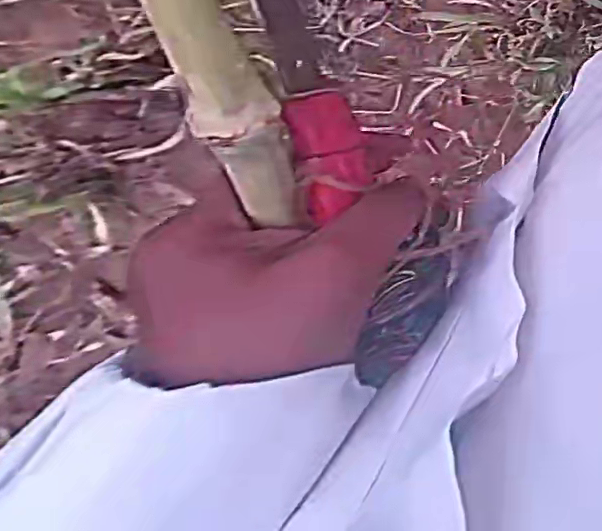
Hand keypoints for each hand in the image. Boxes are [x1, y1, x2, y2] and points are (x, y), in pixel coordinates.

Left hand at [125, 145, 424, 387]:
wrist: (245, 450)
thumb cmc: (279, 348)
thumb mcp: (342, 263)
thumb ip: (384, 205)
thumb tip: (412, 183)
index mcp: (191, 232)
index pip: (275, 161)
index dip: (338, 150)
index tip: (394, 155)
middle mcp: (189, 252)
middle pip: (293, 197)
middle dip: (354, 200)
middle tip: (398, 213)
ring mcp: (207, 286)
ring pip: (301, 232)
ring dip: (352, 234)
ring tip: (387, 252)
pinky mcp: (232, 312)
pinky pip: (295, 265)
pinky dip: (336, 263)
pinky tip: (362, 280)